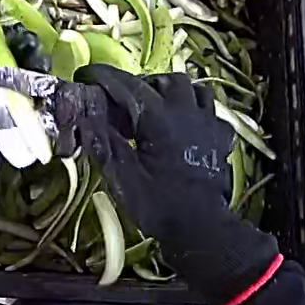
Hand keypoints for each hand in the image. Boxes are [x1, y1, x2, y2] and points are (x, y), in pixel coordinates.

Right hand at [79, 66, 276, 303]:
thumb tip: (84, 116)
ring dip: (171, 93)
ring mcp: (208, 123)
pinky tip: (184, 126)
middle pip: (164, 81)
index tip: (87, 76)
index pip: (128, 86)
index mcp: (159, 118)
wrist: (200, 228)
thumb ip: (102, 141)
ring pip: (192, 90)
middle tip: (122, 104)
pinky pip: (209, 112)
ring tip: (154, 108)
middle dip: (141, 85)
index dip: (104, 78)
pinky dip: (194, 112)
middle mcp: (187, 112)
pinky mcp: (221, 138)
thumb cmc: (157, 204)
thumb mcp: (121, 176)